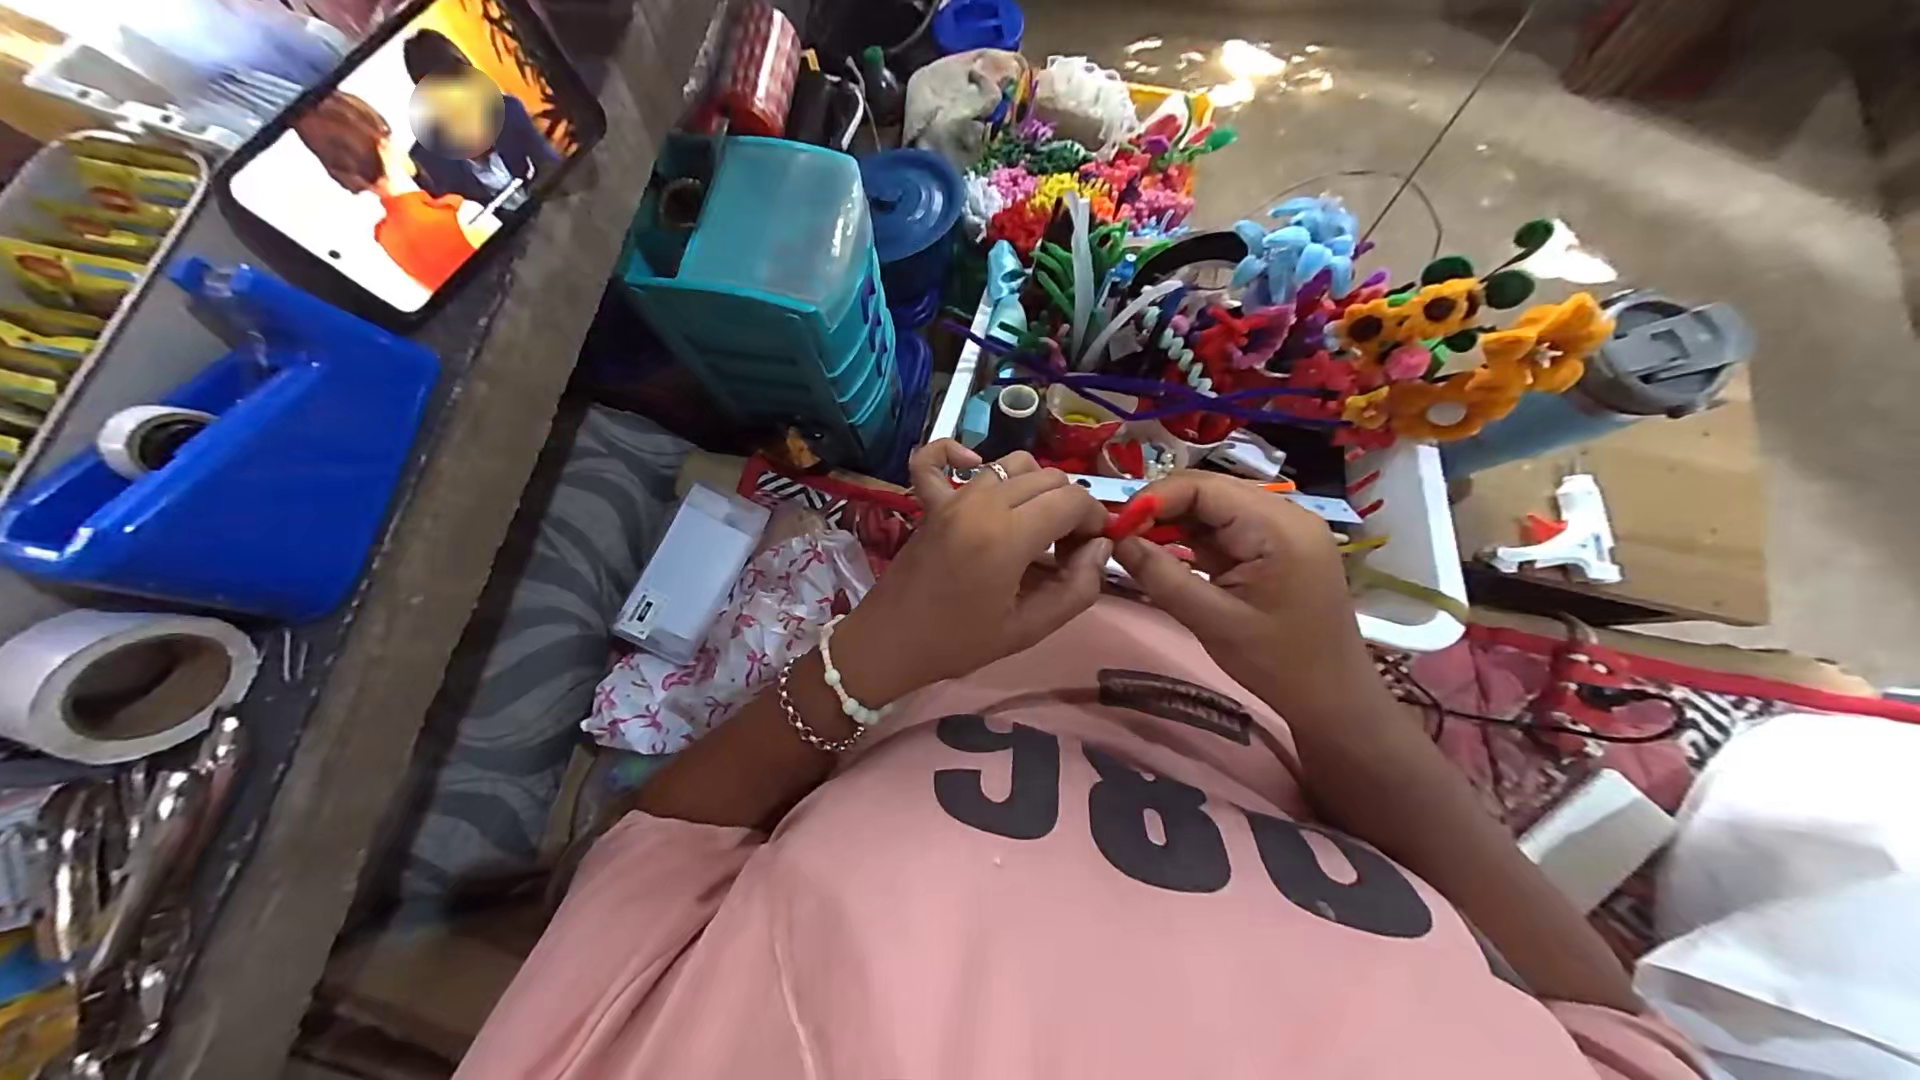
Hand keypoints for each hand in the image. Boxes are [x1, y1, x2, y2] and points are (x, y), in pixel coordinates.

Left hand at [830, 441, 1111, 704]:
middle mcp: (981, 503)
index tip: (1092, 548)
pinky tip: (974, 466)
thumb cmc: (959, 643)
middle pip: (1048, 478)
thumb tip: (1100, 548)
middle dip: (1070, 506)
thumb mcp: (1028, 629)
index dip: (1095, 519)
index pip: (1072, 500)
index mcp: (1007, 536)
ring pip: (1011, 464)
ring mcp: (953, 498)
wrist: (892, 642)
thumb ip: (1076, 589)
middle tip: (1066, 547)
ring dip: (1036, 486)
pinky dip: (957, 452)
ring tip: (1035, 523)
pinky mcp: (930, 502)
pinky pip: (937, 459)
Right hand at [1111, 470, 1380, 712]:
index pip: (1204, 487)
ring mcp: (1283, 528)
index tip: (1117, 526)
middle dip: (1161, 508)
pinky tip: (1167, 552)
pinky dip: (1193, 536)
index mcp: (1278, 528)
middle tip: (1121, 535)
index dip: (1155, 498)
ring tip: (1138, 544)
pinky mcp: (1275, 544)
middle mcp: (1285, 515)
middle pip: (1210, 490)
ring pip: (1214, 506)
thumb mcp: (1211, 621)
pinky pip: (1225, 526)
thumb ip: (1161, 576)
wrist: (1331, 696)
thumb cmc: (1276, 662)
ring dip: (1174, 521)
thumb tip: (1116, 541)